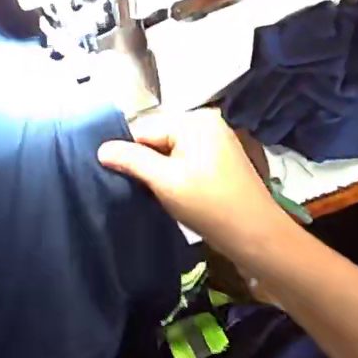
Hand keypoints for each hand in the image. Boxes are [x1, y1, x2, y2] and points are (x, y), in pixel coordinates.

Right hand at [97, 108, 294, 260]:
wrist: (256, 236)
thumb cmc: (210, 206)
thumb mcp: (165, 182)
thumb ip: (132, 161)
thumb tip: (101, 149)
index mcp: (194, 120)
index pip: (142, 129)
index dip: (127, 153)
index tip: (117, 178)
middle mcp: (205, 122)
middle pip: (154, 137)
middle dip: (143, 162)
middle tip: (137, 189)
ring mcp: (213, 139)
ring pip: (165, 151)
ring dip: (156, 171)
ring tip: (154, 193)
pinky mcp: (217, 158)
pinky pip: (181, 159)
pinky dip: (171, 175)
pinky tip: (171, 194)